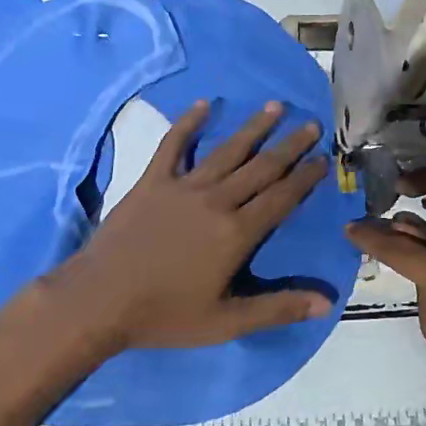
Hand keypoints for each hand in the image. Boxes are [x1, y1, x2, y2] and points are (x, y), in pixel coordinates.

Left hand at [45, 99, 332, 355]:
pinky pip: (173, 145)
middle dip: (289, 146)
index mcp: (237, 233)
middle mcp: (216, 201)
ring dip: (253, 128)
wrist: (99, 300)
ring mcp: (182, 187)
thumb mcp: (225, 321)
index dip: (305, 178)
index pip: (281, 198)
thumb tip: (326, 302)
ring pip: (227, 151)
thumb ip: (277, 309)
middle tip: (311, 125)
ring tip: (274, 107)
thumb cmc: (164, 315)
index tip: (323, 159)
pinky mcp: (152, 181)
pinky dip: (189, 123)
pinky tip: (203, 104)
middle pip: (261, 168)